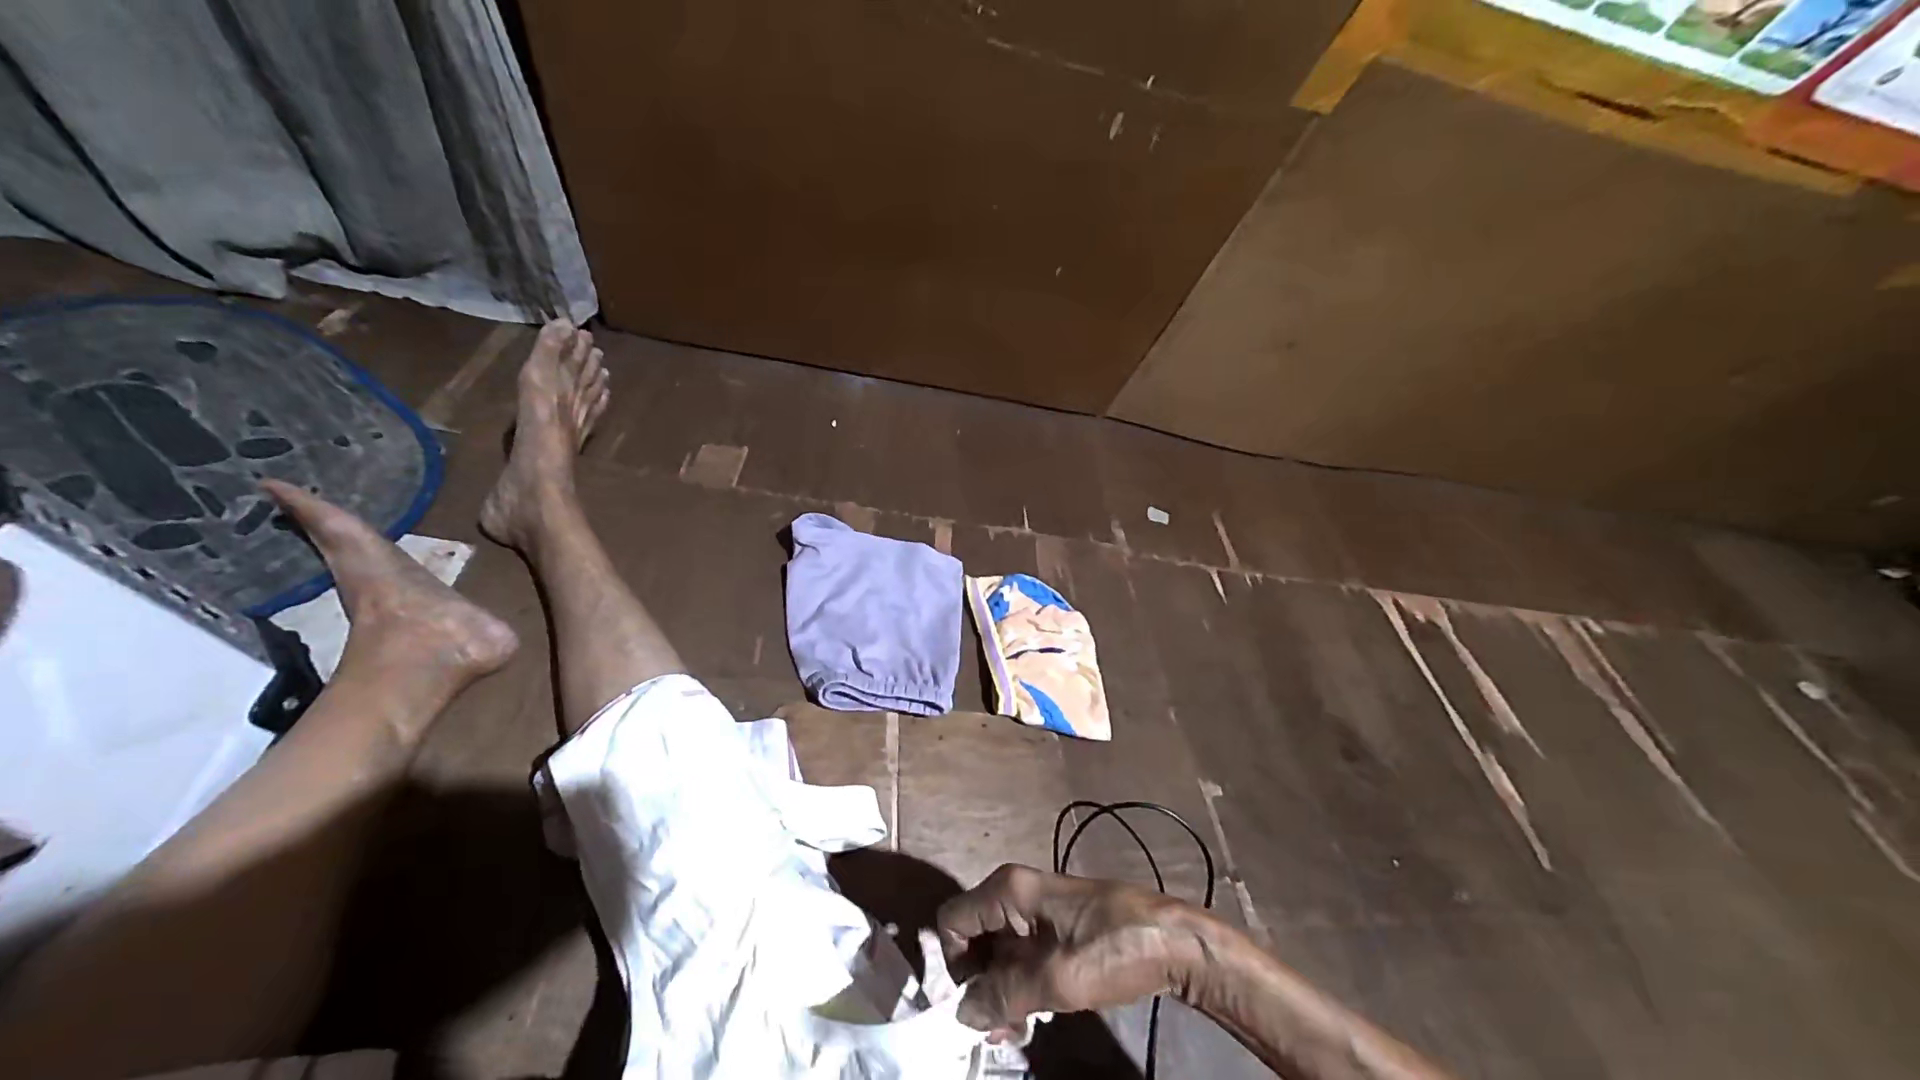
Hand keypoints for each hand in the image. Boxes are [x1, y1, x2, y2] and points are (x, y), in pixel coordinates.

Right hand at [935, 864, 1204, 1032]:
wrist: (1172, 941)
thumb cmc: (1111, 951)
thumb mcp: (1054, 980)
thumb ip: (1002, 996)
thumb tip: (963, 1012)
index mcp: (1009, 890)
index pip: (952, 920)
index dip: (954, 964)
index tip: (977, 1003)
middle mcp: (1016, 891)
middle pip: (973, 935)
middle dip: (979, 983)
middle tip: (998, 1029)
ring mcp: (1037, 907)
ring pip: (996, 948)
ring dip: (999, 989)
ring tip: (1017, 1030)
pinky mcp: (1056, 924)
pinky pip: (1020, 951)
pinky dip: (1019, 981)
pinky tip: (1034, 1013)